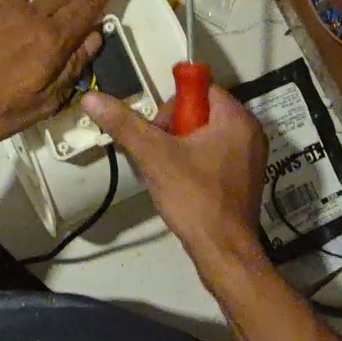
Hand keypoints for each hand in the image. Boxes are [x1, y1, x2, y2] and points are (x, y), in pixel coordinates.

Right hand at [83, 85, 270, 282]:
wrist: (223, 252)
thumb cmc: (194, 198)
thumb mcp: (154, 156)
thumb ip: (125, 124)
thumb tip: (92, 98)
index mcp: (237, 119)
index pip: (199, 88)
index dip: (172, 105)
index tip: (158, 132)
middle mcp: (250, 133)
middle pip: (200, 112)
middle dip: (173, 130)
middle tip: (160, 157)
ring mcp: (249, 158)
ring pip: (203, 136)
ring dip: (179, 149)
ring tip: (168, 173)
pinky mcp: (243, 179)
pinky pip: (212, 156)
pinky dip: (193, 164)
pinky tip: (181, 185)